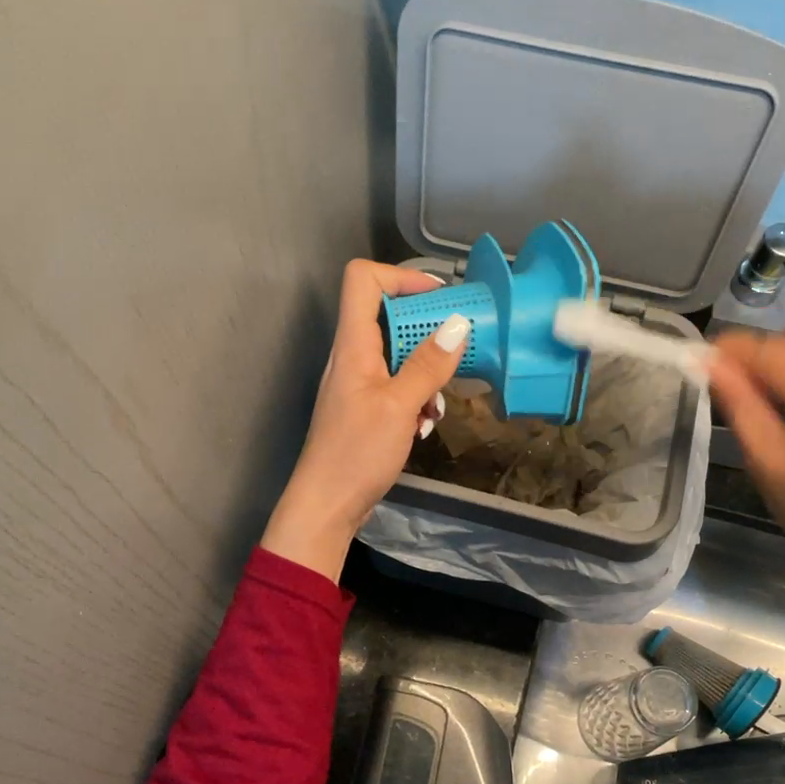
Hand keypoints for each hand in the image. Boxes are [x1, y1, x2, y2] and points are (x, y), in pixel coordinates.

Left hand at [261, 260, 469, 581]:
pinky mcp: (365, 411)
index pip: (363, 279)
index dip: (401, 277)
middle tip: (457, 354)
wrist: (326, 506)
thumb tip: (458, 324)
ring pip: (399, 358)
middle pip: (389, 318)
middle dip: (427, 335)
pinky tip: (423, 427)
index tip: (438, 298)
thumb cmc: (357, 453)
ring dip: (426, 376)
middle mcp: (352, 358)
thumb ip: (428, 365)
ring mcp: (357, 385)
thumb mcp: (399, 407)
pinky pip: (396, 389)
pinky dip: (415, 401)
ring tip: (435, 408)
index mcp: (353, 346)